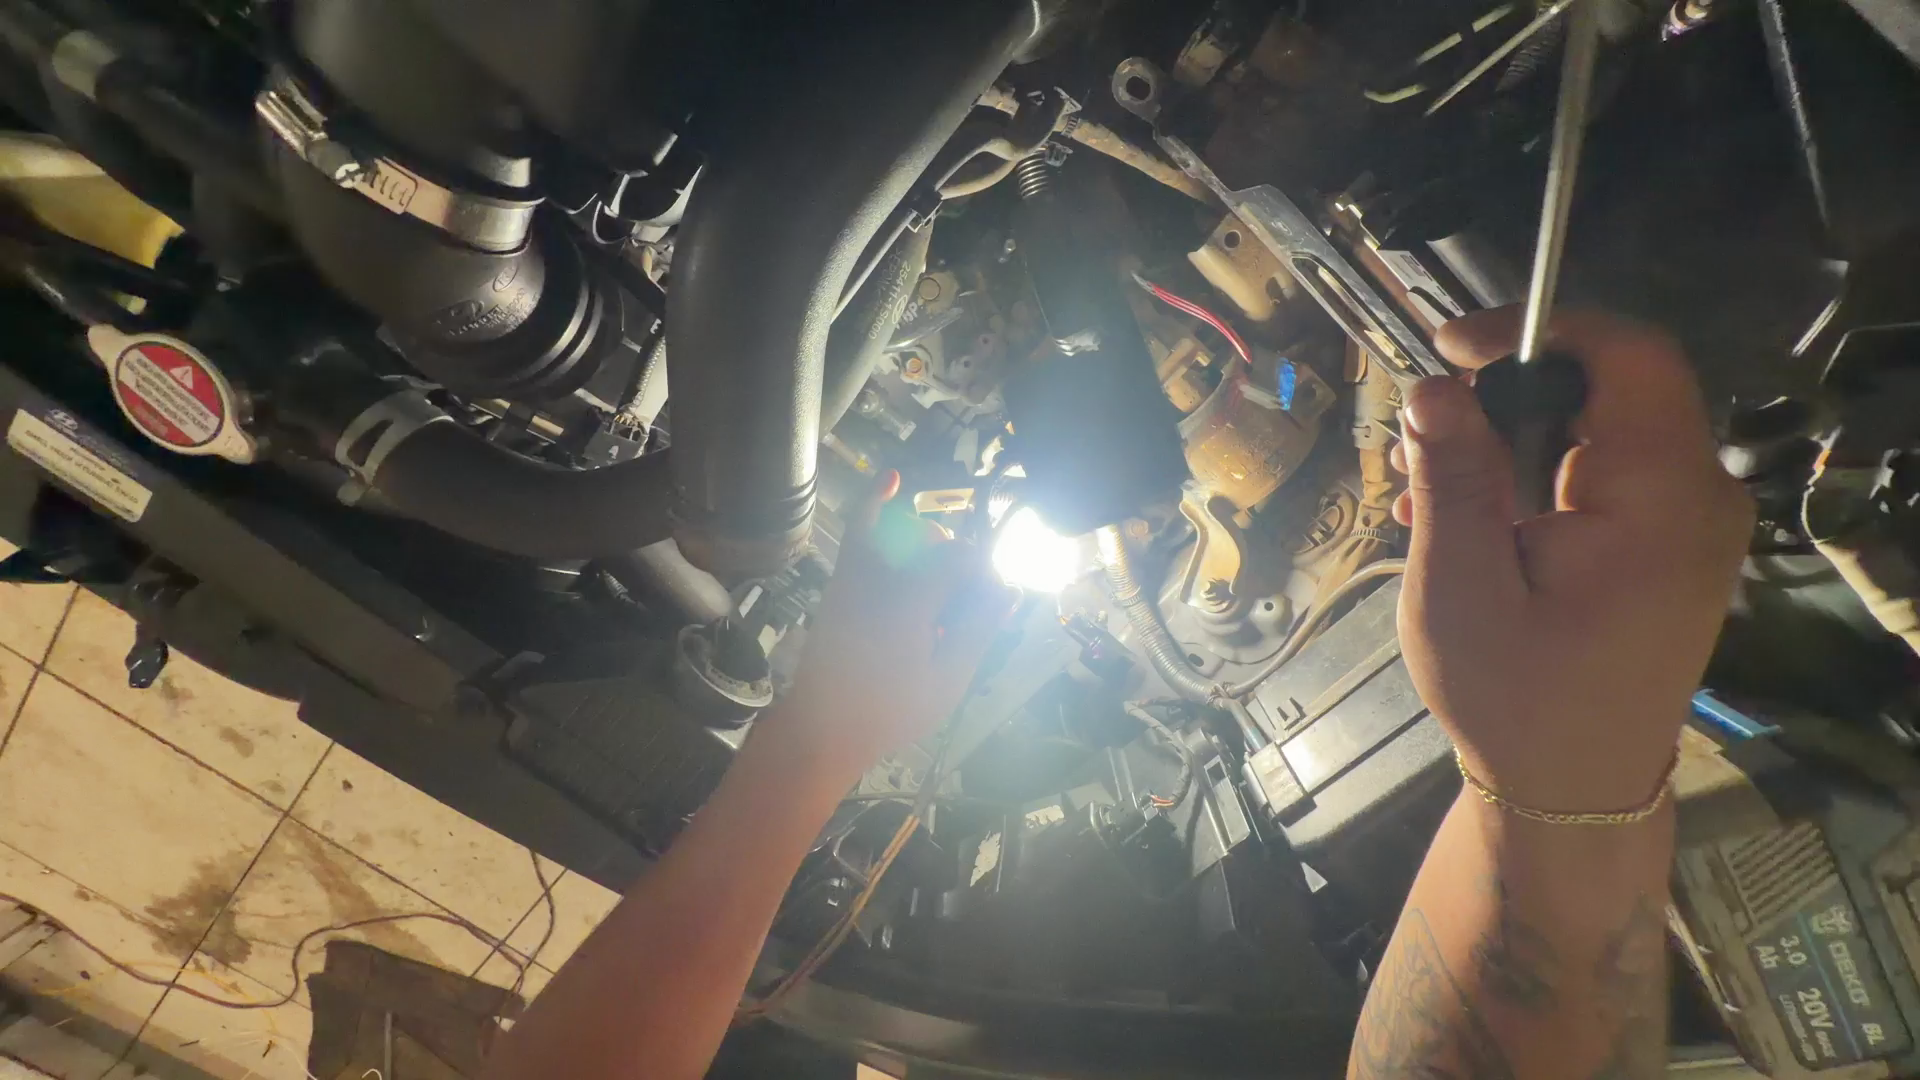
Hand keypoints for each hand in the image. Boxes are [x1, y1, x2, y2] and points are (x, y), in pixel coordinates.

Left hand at [770, 470, 1014, 775]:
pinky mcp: (842, 582)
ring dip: (930, 542)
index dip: (985, 575)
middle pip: (934, 544)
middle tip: (970, 604)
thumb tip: (1010, 588)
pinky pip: (860, 528)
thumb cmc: (888, 713)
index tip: (998, 600)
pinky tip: (891, 479)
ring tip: (945, 578)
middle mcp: (879, 575)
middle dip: (961, 564)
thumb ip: (978, 628)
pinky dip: (876, 502)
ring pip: (900, 530)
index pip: (961, 559)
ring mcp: (854, 575)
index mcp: (909, 601)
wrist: (821, 729)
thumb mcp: (947, 680)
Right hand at [1390, 309, 1752, 811]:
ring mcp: (1675, 526)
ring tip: (1416, 494)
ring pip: (1583, 438)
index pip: (1629, 357)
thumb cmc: (1509, 690)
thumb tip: (1430, 388)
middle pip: (1599, 394)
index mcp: (1656, 498)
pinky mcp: (1651, 550)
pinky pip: (1585, 483)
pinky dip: (1516, 484)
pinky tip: (1456, 523)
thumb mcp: (1458, 582)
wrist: (1567, 784)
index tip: (1445, 348)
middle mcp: (1689, 498)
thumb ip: (1450, 479)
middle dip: (1495, 401)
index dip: (1536, 332)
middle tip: (1411, 443)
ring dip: (1494, 448)